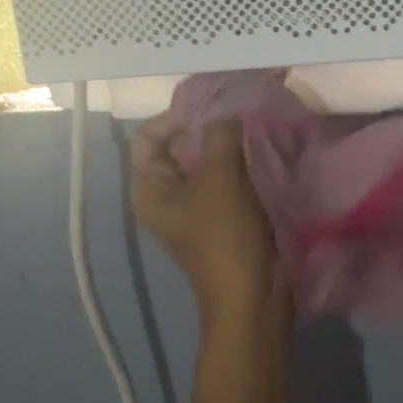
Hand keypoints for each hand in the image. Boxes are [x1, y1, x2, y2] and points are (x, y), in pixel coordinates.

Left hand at [130, 114, 282, 318]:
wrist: (252, 293)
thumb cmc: (224, 234)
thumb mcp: (219, 176)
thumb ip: (219, 134)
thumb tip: (226, 111)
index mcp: (148, 188)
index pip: (148, 135)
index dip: (175, 116)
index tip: (211, 108)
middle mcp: (163, 195)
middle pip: (175, 146)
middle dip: (202, 126)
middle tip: (233, 111)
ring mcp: (191, 207)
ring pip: (200, 161)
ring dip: (221, 143)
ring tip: (247, 127)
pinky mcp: (218, 215)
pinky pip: (220, 177)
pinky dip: (234, 162)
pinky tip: (255, 151)